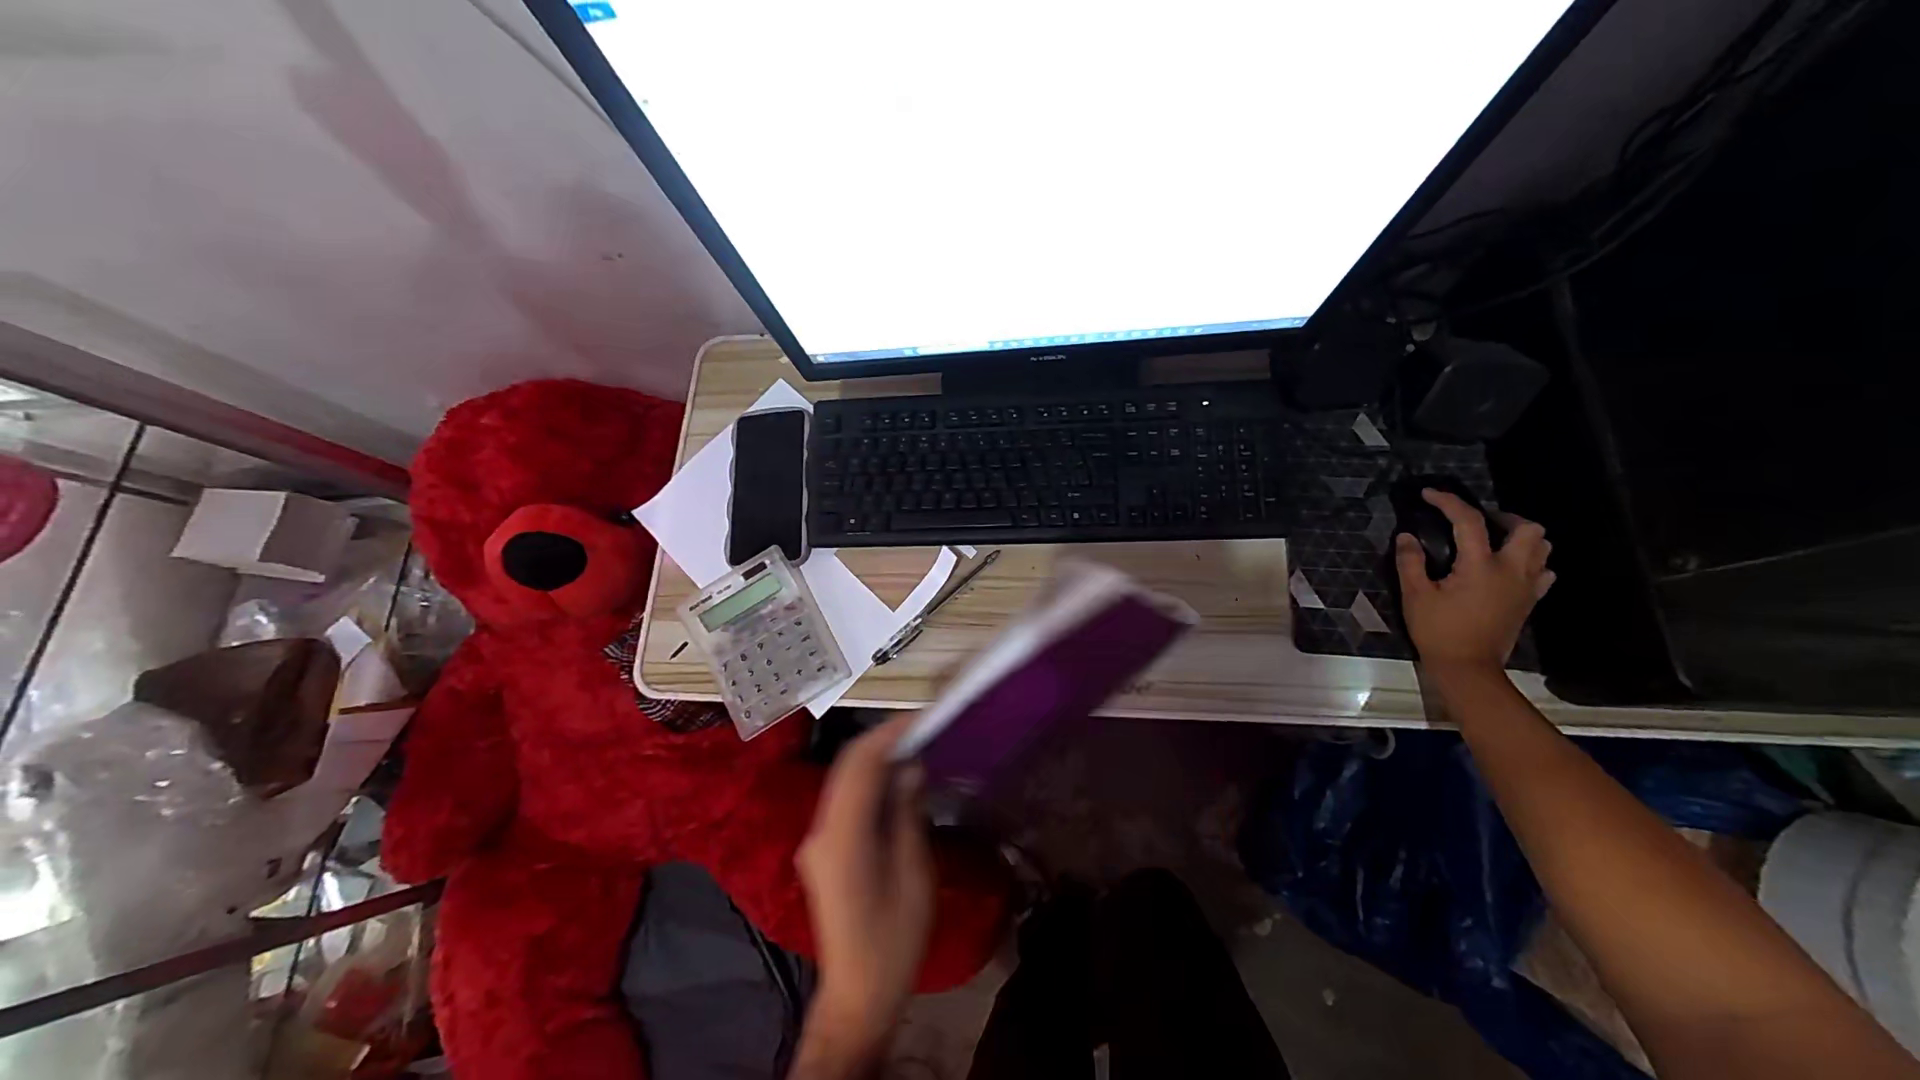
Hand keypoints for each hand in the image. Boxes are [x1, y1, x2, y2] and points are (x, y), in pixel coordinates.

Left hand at [792, 715, 933, 1077]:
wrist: (858, 991)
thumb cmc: (893, 940)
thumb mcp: (913, 876)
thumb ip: (907, 815)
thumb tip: (911, 768)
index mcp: (841, 838)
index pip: (859, 766)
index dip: (887, 734)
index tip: (919, 716)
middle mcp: (820, 832)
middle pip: (847, 768)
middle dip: (882, 741)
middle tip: (921, 726)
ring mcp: (817, 841)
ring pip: (844, 782)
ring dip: (876, 760)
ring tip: (914, 746)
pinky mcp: (823, 850)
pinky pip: (845, 802)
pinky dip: (870, 783)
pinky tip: (896, 782)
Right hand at [1395, 489, 1554, 673]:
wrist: (1469, 667)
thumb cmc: (1438, 630)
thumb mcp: (1415, 595)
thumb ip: (1410, 562)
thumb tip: (1407, 536)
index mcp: (1480, 566)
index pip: (1469, 521)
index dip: (1449, 502)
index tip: (1430, 495)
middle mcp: (1512, 570)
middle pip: (1527, 528)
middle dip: (1503, 517)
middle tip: (1477, 521)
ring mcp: (1526, 585)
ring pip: (1542, 547)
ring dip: (1521, 536)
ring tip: (1494, 539)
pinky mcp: (1530, 600)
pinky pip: (1543, 570)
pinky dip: (1530, 561)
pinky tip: (1508, 567)